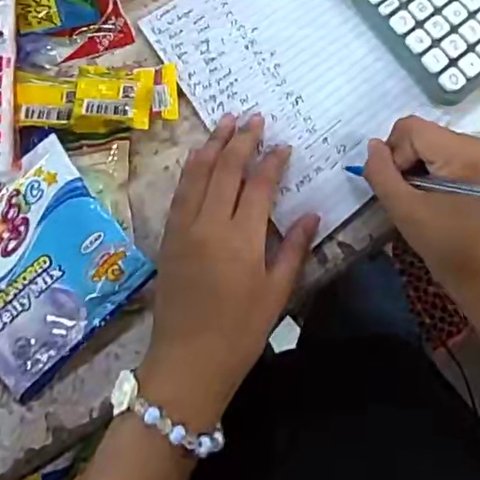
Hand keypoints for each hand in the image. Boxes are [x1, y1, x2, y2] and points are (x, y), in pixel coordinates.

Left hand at [140, 115, 317, 430]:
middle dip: (242, 140)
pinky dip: (192, 167)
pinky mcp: (168, 235)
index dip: (272, 162)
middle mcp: (209, 224)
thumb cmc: (240, 332)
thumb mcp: (277, 294)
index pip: (258, 186)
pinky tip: (198, 154)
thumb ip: (294, 248)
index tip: (283, 145)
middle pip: (226, 169)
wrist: (187, 362)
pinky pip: (180, 190)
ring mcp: (184, 226)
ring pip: (199, 173)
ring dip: (213, 143)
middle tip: (255, 118)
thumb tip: (312, 213)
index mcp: (241, 239)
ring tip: (226, 120)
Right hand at [361, 116, 479, 297]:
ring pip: (420, 136)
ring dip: (408, 160)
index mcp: (462, 152)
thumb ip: (381, 172)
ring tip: (415, 189)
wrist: (470, 263)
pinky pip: (430, 144)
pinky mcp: (468, 154)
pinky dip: (419, 161)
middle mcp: (472, 141)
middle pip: (415, 130)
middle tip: (406, 188)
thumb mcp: (401, 207)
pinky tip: (425, 185)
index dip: (395, 155)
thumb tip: (373, 144)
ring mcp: (472, 147)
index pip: (409, 129)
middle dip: (401, 157)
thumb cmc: (439, 239)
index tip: (402, 185)